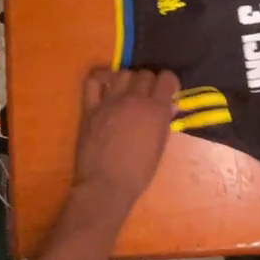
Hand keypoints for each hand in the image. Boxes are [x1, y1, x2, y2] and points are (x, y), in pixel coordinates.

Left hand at [70, 68, 180, 217]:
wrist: (105, 185)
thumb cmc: (138, 172)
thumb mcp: (159, 147)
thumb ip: (164, 122)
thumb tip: (169, 105)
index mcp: (155, 109)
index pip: (166, 78)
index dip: (169, 83)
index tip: (168, 93)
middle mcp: (134, 99)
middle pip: (145, 74)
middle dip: (150, 83)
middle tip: (148, 97)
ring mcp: (110, 101)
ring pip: (123, 73)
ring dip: (129, 80)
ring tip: (128, 92)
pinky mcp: (90, 106)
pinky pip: (93, 80)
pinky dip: (101, 78)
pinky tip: (106, 86)